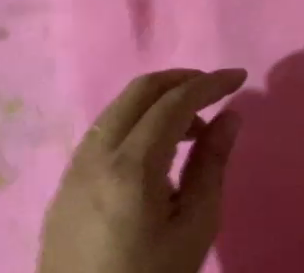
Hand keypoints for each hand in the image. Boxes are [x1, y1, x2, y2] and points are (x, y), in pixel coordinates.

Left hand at [38, 68, 246, 272]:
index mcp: (131, 168)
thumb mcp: (196, 226)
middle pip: (138, 93)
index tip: (240, 78)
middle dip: (181, 80)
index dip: (211, 83)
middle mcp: (95, 160)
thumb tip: (229, 116)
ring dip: (156, 102)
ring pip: (116, 111)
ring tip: (191, 125)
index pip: (174, 102)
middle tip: (215, 90)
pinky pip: (101, 136)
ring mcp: (72, 176)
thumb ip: (211, 164)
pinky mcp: (62, 194)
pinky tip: (156, 151)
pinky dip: (134, 123)